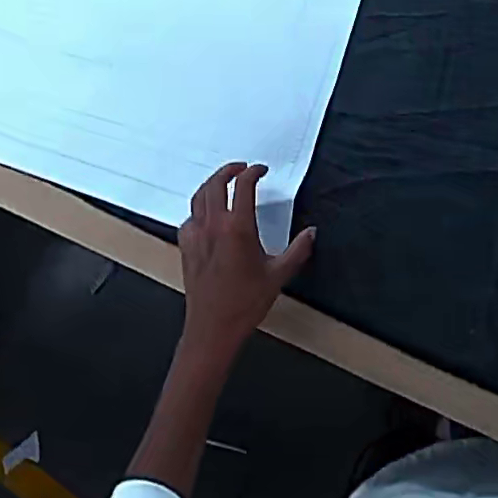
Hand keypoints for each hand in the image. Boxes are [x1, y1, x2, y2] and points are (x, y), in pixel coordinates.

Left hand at [178, 161, 314, 358]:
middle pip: (216, 183)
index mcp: (238, 227)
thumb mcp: (278, 275)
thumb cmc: (244, 304)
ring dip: (211, 183)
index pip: (243, 185)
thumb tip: (311, 233)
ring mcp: (196, 234)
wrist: (213, 328)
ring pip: (199, 195)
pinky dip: (198, 209)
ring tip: (222, 182)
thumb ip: (298, 250)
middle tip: (241, 168)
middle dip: (229, 170)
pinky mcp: (186, 245)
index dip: (253, 172)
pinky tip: (205, 215)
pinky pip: (189, 217)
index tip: (261, 170)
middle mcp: (214, 225)